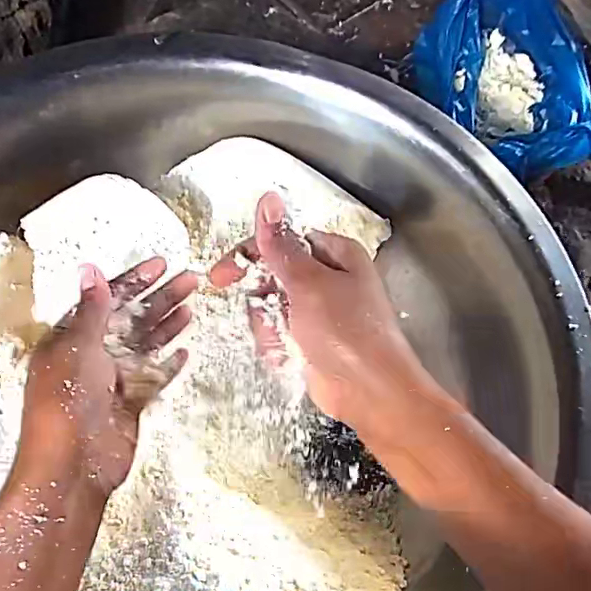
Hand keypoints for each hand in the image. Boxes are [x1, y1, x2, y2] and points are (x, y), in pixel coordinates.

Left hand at [16, 258, 194, 499]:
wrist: (74, 465)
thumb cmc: (66, 405)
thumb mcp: (77, 349)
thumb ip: (91, 310)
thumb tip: (91, 270)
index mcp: (73, 338)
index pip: (107, 299)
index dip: (133, 280)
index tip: (160, 263)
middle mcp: (93, 355)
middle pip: (132, 318)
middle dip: (160, 297)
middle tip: (189, 279)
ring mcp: (113, 380)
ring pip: (146, 344)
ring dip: (167, 324)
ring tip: (192, 305)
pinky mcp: (130, 404)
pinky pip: (153, 378)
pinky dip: (168, 365)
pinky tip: (184, 352)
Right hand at [209, 191, 442, 434]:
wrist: (368, 391)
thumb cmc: (346, 332)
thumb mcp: (308, 283)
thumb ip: (281, 245)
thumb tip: (268, 199)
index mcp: (336, 255)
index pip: (282, 241)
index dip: (250, 255)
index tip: (222, 275)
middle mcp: (329, 279)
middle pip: (273, 276)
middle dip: (262, 301)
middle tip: (261, 319)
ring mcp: (319, 313)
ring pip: (272, 309)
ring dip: (269, 327)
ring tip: (283, 343)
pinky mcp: (312, 341)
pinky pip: (279, 334)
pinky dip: (277, 345)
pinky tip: (286, 358)